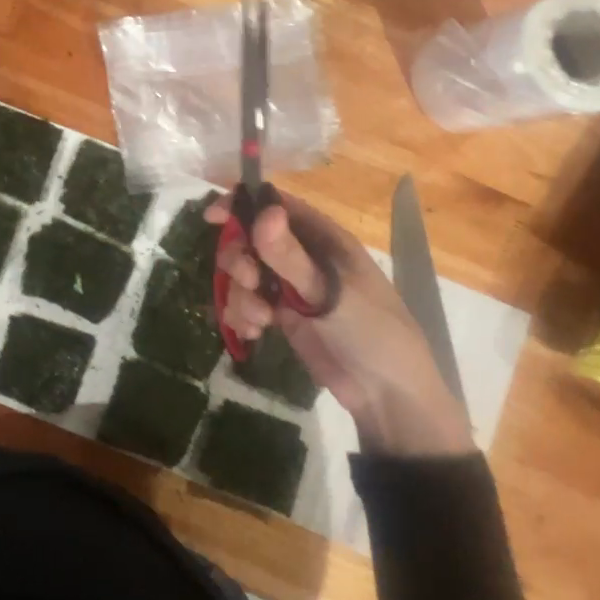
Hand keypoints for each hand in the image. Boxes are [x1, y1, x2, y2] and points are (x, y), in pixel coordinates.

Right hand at [209, 192, 472, 456]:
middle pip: (252, 240)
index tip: (213, 216)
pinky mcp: (283, 315)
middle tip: (248, 282)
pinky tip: (255, 333)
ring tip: (259, 321)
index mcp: (325, 239)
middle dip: (240, 260)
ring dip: (242, 295)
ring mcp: (293, 287)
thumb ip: (290, 256)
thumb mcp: (330, 293)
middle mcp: (306, 257)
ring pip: (246, 274)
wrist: (386, 394)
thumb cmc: (371, 332)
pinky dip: (243, 315)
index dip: (244, 205)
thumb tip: (263, 211)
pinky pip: (248, 303)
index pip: (278, 206)